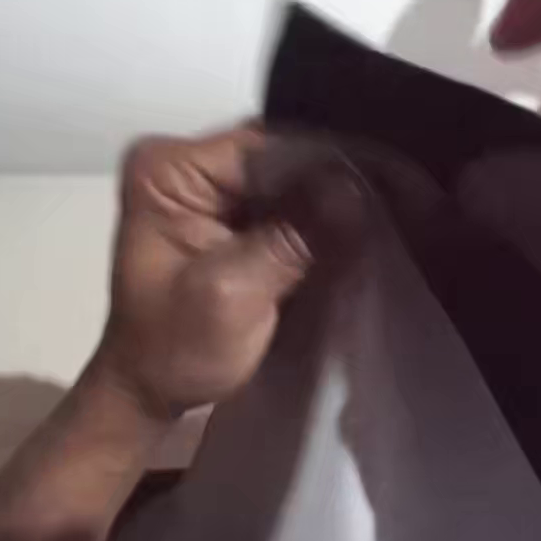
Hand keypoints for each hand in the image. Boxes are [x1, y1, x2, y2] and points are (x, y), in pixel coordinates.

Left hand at [93, 127, 363, 416]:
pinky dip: (314, 228)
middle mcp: (186, 170)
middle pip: (277, 161)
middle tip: (390, 206)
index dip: (323, 167)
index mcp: (166, 172)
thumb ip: (291, 239)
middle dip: (329, 186)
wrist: (151, 393)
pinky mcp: (229, 225)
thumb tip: (355, 186)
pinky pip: (284, 212)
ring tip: (380, 222)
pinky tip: (351, 240)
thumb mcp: (231, 294)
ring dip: (327, 208)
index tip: (380, 190)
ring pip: (286, 186)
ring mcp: (207, 196)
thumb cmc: (175, 351)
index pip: (262, 148)